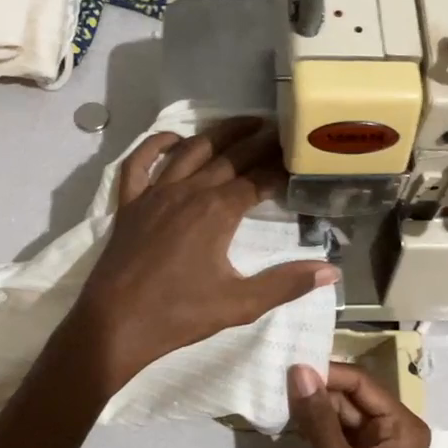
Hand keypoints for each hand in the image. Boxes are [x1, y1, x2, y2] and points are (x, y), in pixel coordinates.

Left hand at [73, 117, 336, 390]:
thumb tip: (332, 270)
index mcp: (217, 211)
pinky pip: (140, 162)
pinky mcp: (129, 204)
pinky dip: (156, 144)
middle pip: (230, 157)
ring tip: (244, 122)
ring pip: (191, 150)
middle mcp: (188, 191)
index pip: (258, 179)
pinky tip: (174, 138)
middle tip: (281, 130)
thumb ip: (286, 284)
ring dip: (219, 132)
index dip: (281, 167)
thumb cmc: (179, 315)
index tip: (299, 157)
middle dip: (258, 141)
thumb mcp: (240, 304)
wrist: (115, 325)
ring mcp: (155, 193)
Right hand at [289, 363, 431, 447]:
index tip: (287, 368)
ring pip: (343, 417)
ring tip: (277, 402)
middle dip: (317, 392)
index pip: (362, 383)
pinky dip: (318, 433)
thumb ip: (319, 419)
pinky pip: (340, 438)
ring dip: (314, 412)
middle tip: (275, 384)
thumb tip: (299, 371)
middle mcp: (396, 432)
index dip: (327, 373)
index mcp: (403, 427)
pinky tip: (290, 428)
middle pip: (353, 398)